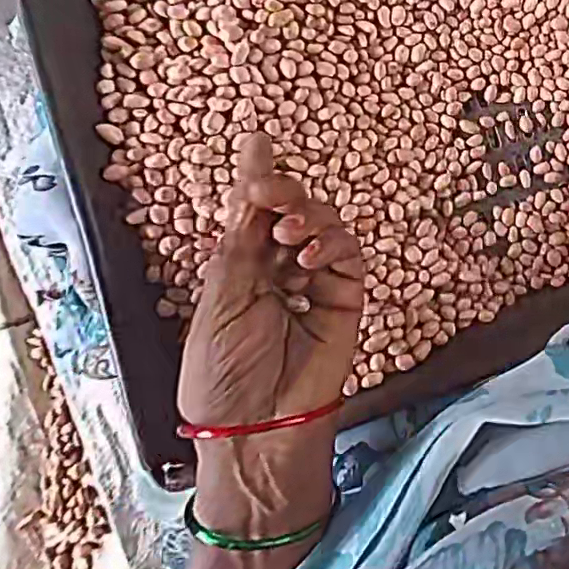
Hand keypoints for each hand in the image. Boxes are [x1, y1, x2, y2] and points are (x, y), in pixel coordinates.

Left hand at [178, 133, 363, 432]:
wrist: (254, 428)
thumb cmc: (222, 369)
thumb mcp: (220, 296)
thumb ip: (244, 237)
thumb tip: (250, 183)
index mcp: (244, 267)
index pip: (256, 212)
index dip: (259, 177)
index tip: (259, 141)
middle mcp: (280, 268)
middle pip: (293, 211)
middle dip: (284, 194)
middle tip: (271, 192)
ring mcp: (315, 281)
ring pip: (325, 226)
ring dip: (309, 218)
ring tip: (289, 235)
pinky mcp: (344, 297)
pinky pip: (347, 255)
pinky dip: (331, 245)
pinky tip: (309, 257)